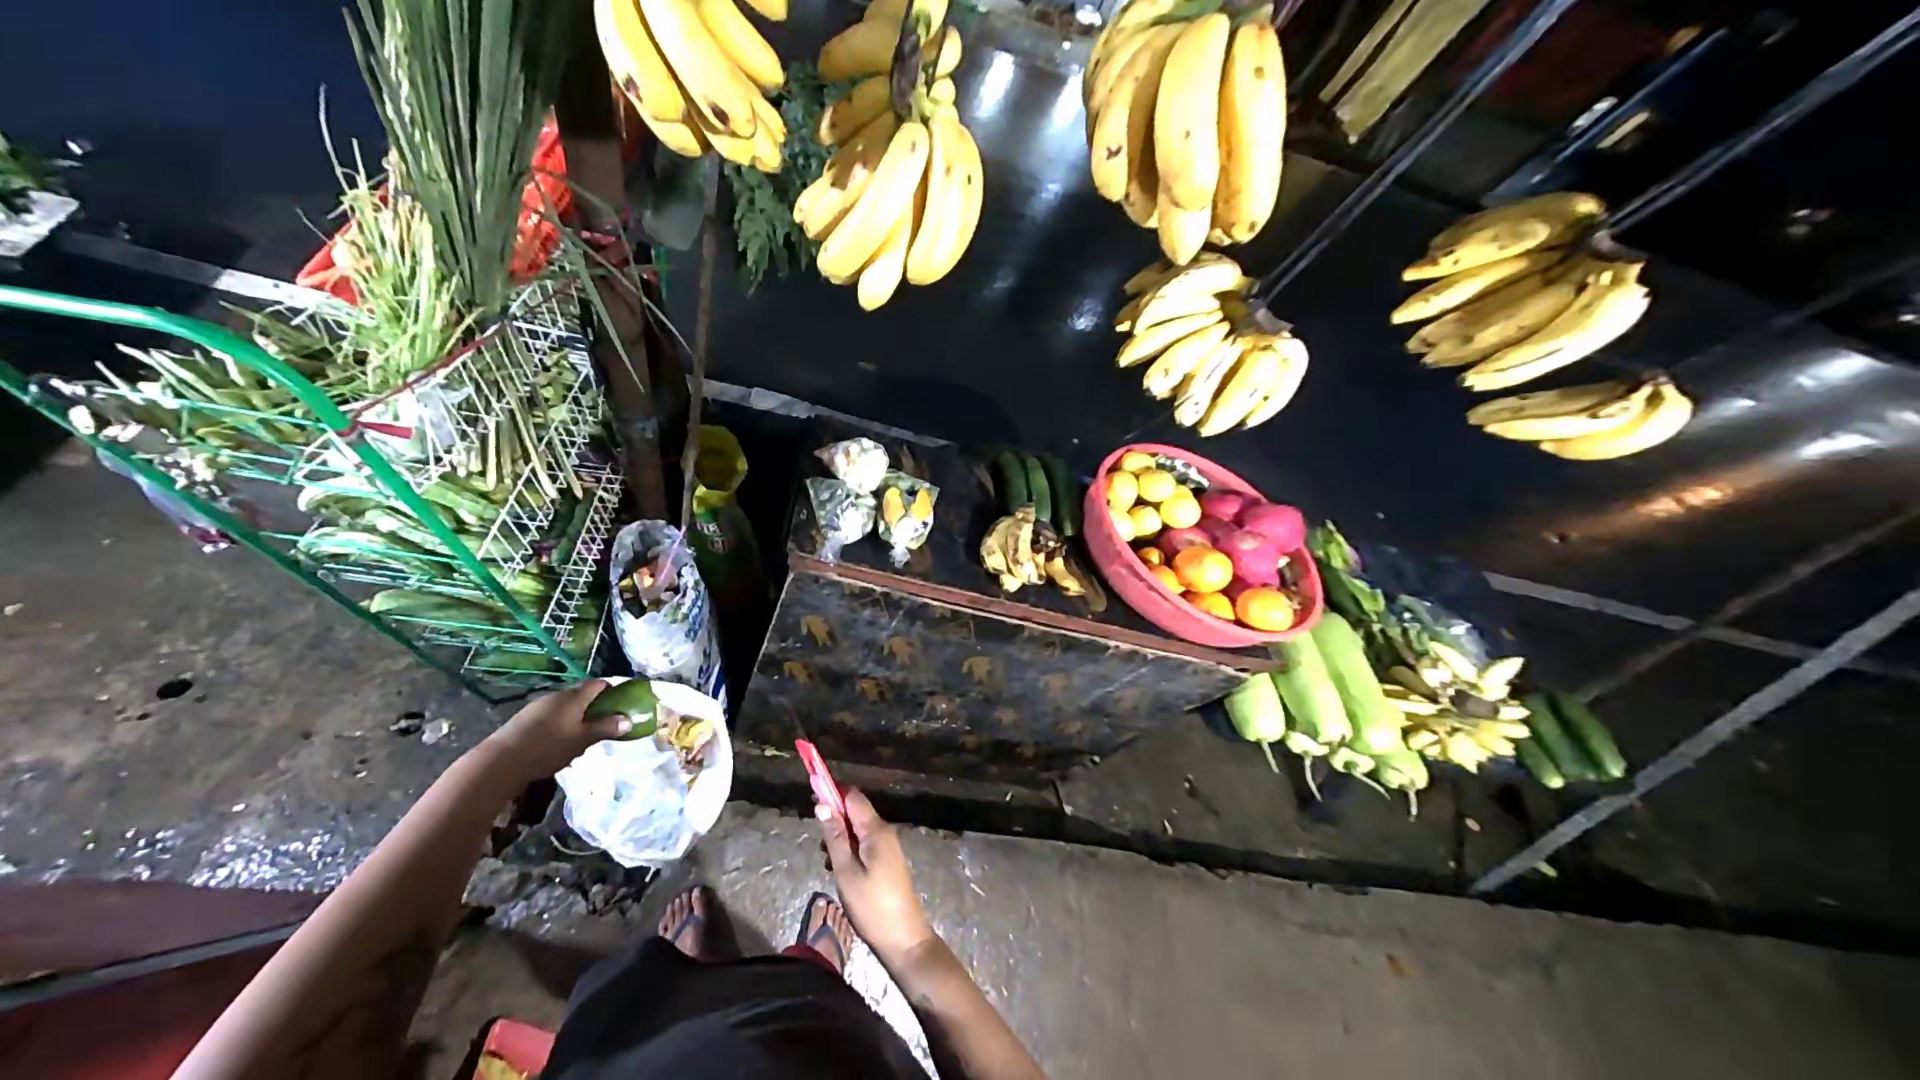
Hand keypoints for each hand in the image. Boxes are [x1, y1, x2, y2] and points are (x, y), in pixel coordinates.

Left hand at [477, 680, 624, 785]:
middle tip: (602, 724)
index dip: (611, 690)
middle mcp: (557, 696)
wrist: (500, 761)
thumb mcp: (582, 740)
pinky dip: (559, 723)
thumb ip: (606, 728)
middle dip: (593, 706)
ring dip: (575, 716)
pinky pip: (550, 715)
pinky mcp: (524, 718)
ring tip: (580, 736)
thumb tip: (629, 720)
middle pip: (581, 695)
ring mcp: (538, 706)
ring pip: (564, 706)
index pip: (598, 684)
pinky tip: (557, 742)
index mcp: (574, 697)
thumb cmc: (548, 748)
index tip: (619, 703)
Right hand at [818, 788, 936, 963]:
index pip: (853, 796)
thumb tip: (822, 804)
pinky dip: (849, 849)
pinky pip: (864, 844)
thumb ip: (834, 837)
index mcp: (876, 830)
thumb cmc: (871, 906)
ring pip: (858, 829)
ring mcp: (888, 847)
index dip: (832, 792)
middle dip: (834, 817)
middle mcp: (884, 831)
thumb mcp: (846, 871)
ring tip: (825, 860)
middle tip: (816, 839)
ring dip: (840, 837)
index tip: (811, 795)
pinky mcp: (887, 861)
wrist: (903, 939)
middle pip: (855, 811)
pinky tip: (838, 869)